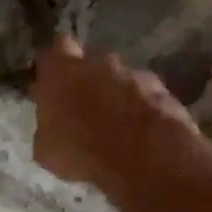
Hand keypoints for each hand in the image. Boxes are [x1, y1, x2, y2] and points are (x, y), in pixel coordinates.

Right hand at [30, 36, 211, 197]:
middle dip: (86, 78)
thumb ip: (47, 125)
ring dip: (116, 94)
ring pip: (121, 79)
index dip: (53, 62)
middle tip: (81, 104)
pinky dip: (141, 109)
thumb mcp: (45, 148)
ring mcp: (136, 76)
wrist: (148, 162)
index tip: (50, 77)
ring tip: (114, 122)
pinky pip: (147, 96)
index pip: (53, 49)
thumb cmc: (82, 151)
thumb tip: (52, 125)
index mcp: (62, 71)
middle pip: (90, 62)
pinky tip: (139, 133)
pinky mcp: (166, 93)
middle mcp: (99, 64)